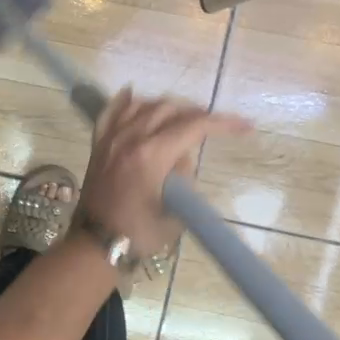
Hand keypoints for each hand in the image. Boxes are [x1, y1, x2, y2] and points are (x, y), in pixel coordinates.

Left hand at [78, 90, 250, 259]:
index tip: (244, 127)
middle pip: (169, 109)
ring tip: (181, 118)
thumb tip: (181, 157)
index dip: (223, 123)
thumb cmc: (139, 234)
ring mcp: (111, 138)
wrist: (95, 243)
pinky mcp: (98, 145)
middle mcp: (131, 138)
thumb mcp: (175, 212)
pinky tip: (134, 96)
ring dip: (166, 107)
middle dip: (196, 114)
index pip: (194, 126)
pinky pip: (110, 112)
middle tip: (212, 127)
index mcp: (152, 154)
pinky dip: (125, 102)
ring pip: (142, 105)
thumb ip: (184, 178)